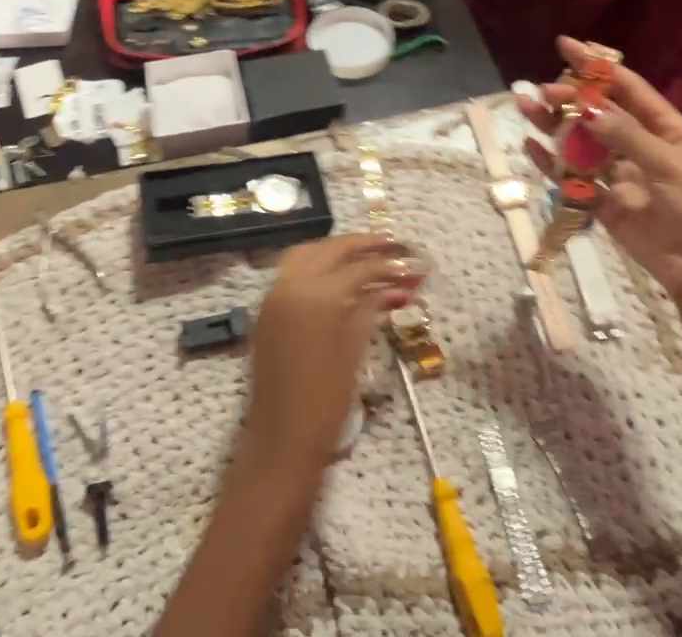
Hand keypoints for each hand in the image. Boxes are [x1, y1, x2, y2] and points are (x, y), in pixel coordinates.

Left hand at [241, 234, 420, 470]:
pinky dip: (316, 266)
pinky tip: (338, 275)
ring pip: (305, 255)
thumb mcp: (353, 352)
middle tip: (392, 244)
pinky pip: (291, 273)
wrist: (281, 437)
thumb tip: (395, 289)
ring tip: (366, 255)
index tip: (415, 264)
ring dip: (335, 250)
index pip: (359, 268)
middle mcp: (290, 286)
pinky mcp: (266, 311)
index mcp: (316, 295)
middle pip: (330, 250)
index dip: (390, 265)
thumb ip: (370, 311)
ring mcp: (273, 297)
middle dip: (362, 245)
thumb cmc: (325, 401)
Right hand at [518, 37, 681, 311]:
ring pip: (582, 145)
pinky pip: (576, 181)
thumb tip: (587, 107)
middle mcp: (642, 148)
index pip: (628, 89)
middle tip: (541, 91)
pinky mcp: (607, 206)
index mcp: (668, 130)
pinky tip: (532, 149)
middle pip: (599, 115)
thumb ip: (627, 136)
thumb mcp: (673, 165)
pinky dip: (554, 165)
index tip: (566, 46)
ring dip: (556, 127)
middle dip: (570, 99)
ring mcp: (623, 177)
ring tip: (526, 109)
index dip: (597, 67)